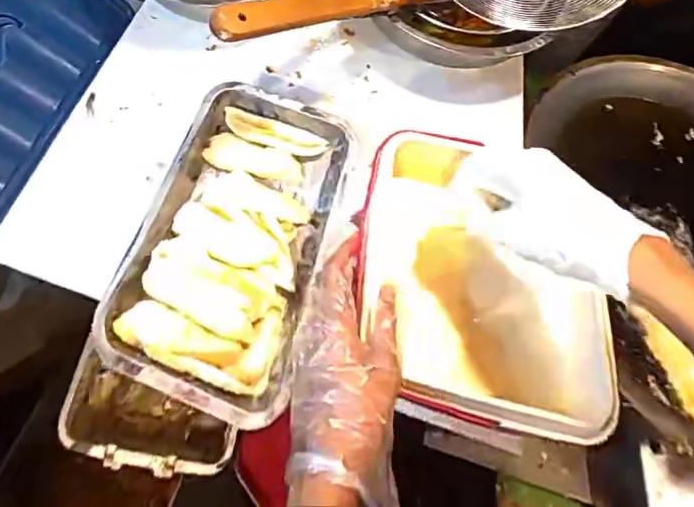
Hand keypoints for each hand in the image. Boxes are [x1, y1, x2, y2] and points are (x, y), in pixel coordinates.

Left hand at [287, 230, 399, 506]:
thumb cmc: (358, 412)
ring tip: (359, 274)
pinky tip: (350, 311)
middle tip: (360, 250)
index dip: (345, 251)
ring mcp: (307, 345)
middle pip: (325, 285)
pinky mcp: (308, 361)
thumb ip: (383, 322)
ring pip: (322, 302)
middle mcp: (313, 328)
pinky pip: (321, 320)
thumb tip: (385, 287)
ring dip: (338, 284)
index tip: (357, 234)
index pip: (334, 274)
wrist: (330, 459)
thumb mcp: (382, 365)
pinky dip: (336, 306)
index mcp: (331, 322)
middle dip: (341, 264)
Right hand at [449, 147, 664, 302]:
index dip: (457, 189)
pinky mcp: (566, 188)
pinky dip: (515, 204)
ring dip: (496, 201)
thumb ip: (483, 223)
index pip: (472, 166)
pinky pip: (527, 188)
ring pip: (509, 180)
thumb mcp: (514, 235)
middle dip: (476, 194)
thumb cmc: (564, 239)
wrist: (623, 253)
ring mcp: (552, 171)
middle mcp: (533, 159)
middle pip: (491, 169)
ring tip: (493, 229)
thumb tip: (469, 218)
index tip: (452, 213)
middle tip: (470, 222)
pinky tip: (520, 229)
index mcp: (517, 163)